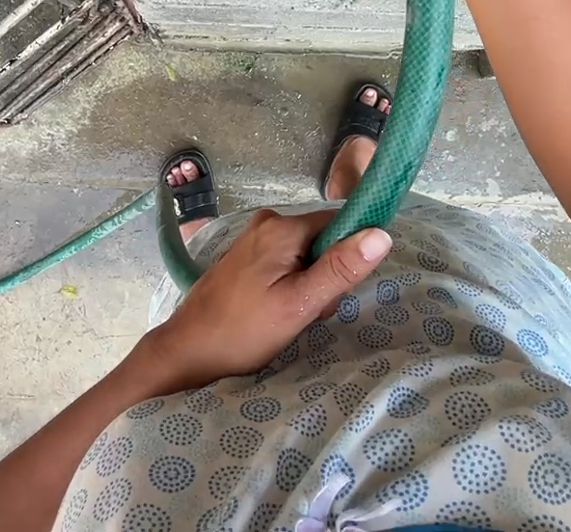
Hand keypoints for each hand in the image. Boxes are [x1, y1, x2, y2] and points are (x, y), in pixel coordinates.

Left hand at [132, 210, 391, 392]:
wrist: (189, 349)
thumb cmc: (244, 330)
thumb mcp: (300, 304)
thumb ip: (340, 268)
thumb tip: (382, 234)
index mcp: (282, 227)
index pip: (339, 224)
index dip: (346, 257)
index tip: (333, 290)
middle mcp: (267, 222)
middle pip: (322, 241)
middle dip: (324, 277)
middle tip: (305, 311)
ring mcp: (254, 237)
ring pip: (305, 255)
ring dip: (307, 286)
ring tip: (287, 315)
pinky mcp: (247, 255)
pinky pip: (285, 262)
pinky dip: (289, 286)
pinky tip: (274, 311)